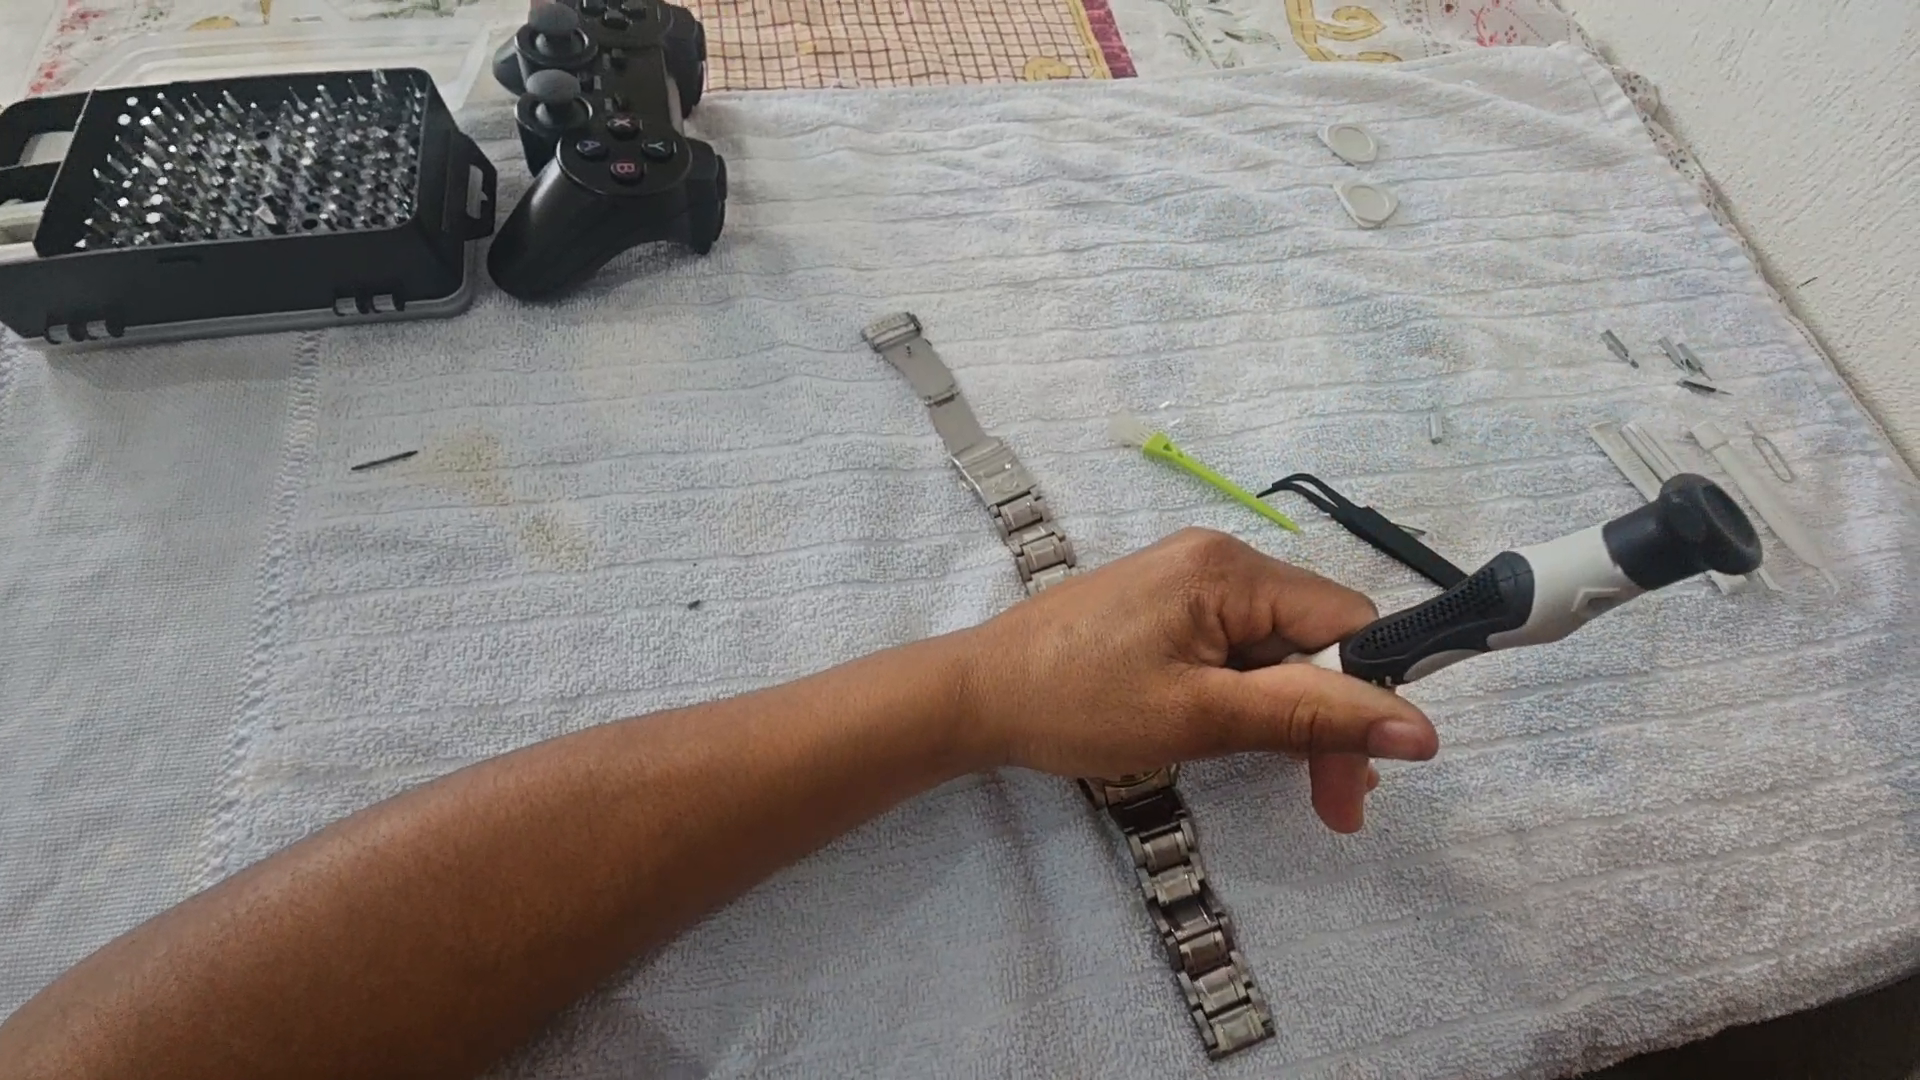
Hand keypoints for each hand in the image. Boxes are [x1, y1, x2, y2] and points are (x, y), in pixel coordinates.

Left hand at [957, 528, 1436, 831]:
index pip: (1346, 623)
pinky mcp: (1159, 604)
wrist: (978, 695)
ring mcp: (1181, 579)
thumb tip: (1423, 727)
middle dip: (1324, 717)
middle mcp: (1213, 558)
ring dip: (1281, 712)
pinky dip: (1240, 694)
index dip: (1367, 698)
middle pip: (1311, 637)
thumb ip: (1310, 716)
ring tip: (1257, 767)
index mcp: (1228, 569)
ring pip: (1271, 648)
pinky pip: (1228, 645)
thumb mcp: (1201, 717)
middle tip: (1326, 803)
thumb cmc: (1077, 704)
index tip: (1358, 775)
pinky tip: (1219, 730)